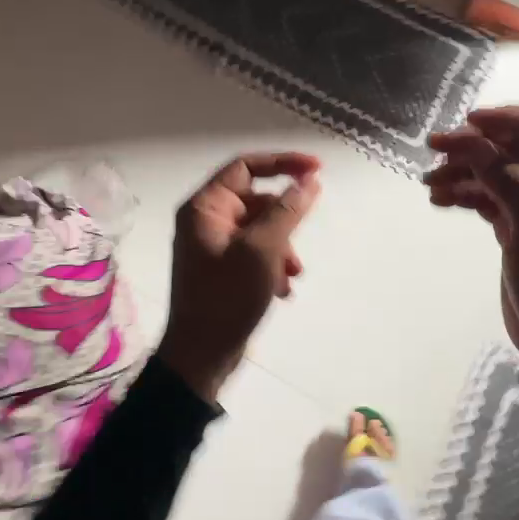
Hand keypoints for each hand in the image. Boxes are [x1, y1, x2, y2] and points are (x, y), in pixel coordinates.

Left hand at [162, 153, 322, 400]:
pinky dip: (272, 265)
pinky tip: (281, 290)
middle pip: (257, 200)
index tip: (318, 169)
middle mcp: (205, 219)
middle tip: (298, 248)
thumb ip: (288, 211)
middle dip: (284, 223)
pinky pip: (255, 252)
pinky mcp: (222, 268)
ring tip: (291, 276)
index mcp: (204, 207)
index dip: (284, 162)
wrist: (200, 356)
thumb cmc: (226, 297)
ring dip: (282, 249)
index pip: (246, 166)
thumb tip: (309, 181)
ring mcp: (213, 245)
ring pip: (261, 229)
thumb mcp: (262, 250)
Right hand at [425, 107, 518, 380]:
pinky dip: (464, 194)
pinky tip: (439, 198)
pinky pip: (488, 196)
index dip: (514, 118)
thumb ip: (509, 180)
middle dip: (478, 144)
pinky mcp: (517, 227)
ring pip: (498, 171)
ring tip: (430, 181)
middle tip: (436, 147)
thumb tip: (471, 140)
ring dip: (464, 170)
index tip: (472, 121)